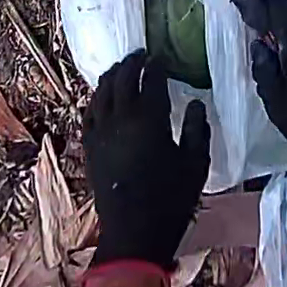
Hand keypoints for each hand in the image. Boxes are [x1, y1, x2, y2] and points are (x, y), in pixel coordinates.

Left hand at [84, 53, 209, 269]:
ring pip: (102, 89)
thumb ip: (197, 129)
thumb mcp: (196, 164)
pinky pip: (89, 110)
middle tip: (142, 55)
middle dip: (133, 62)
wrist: (134, 231)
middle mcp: (121, 117)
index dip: (157, 65)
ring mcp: (100, 129)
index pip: (151, 79)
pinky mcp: (89, 143)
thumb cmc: (171, 199)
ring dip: (113, 74)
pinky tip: (103, 95)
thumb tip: (195, 102)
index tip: (161, 58)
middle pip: (123, 77)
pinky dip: (97, 96)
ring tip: (122, 68)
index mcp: (149, 118)